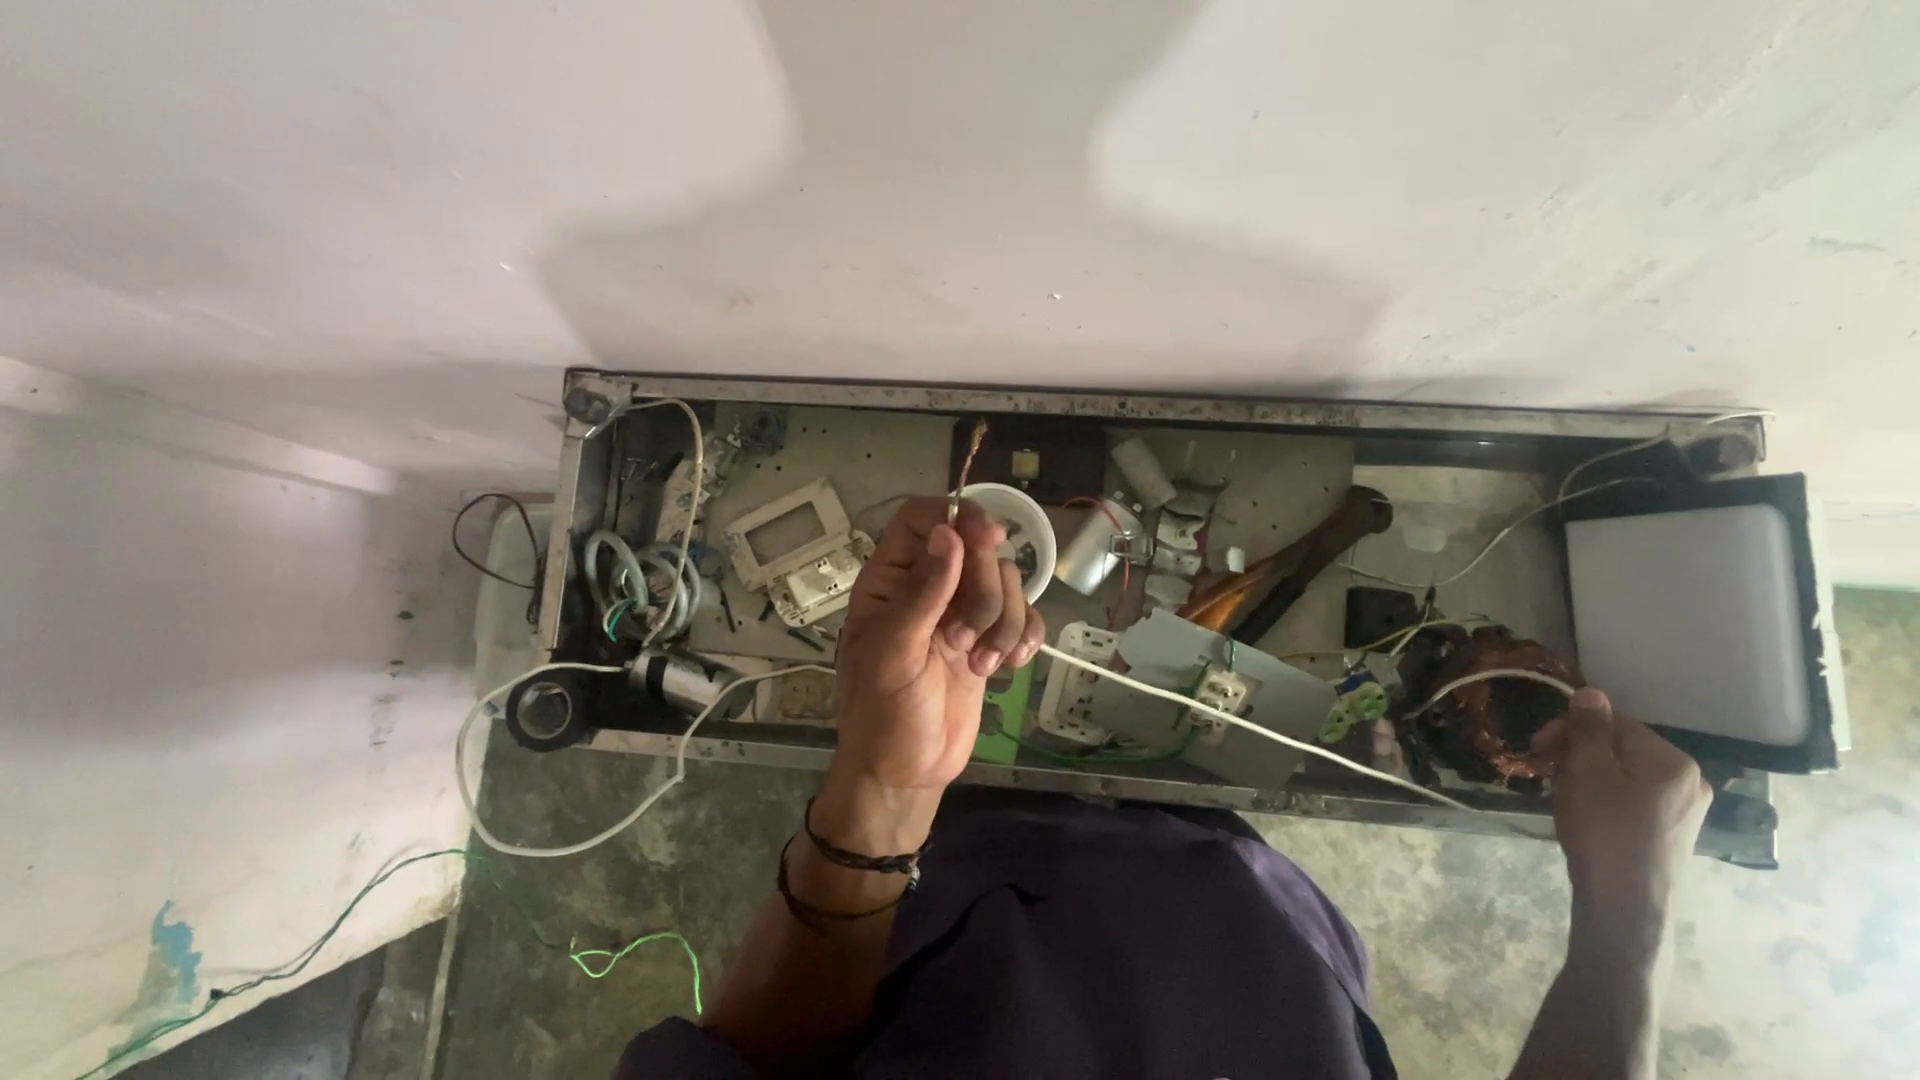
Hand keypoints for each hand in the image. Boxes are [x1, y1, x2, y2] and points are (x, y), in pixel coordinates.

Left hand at [830, 496, 1046, 796]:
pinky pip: (1024, 615)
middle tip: (962, 639)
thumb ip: (921, 593)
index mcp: (890, 581)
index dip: (958, 516)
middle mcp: (928, 588)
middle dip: (984, 593)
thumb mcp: (893, 654)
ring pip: (1006, 582)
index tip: (989, 540)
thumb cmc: (883, 715)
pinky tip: (1010, 664)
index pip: (921, 518)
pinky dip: (1025, 636)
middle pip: (976, 549)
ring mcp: (961, 613)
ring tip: (980, 663)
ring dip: (1004, 622)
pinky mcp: (989, 640)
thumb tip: (949, 532)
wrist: (907, 772)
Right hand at [1532, 688, 1711, 954]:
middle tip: (1544, 769)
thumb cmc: (1603, 829)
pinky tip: (1584, 812)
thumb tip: (1592, 692)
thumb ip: (1589, 729)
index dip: (1572, 729)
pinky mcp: (1672, 832)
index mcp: (1671, 760)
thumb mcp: (1587, 771)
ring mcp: (1684, 809)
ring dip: (1587, 773)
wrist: (1625, 901)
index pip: (1616, 723)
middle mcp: (1689, 780)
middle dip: (1579, 752)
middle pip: (1622, 747)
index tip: (1537, 747)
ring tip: (1562, 794)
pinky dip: (1604, 795)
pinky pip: (1633, 797)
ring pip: (1625, 773)